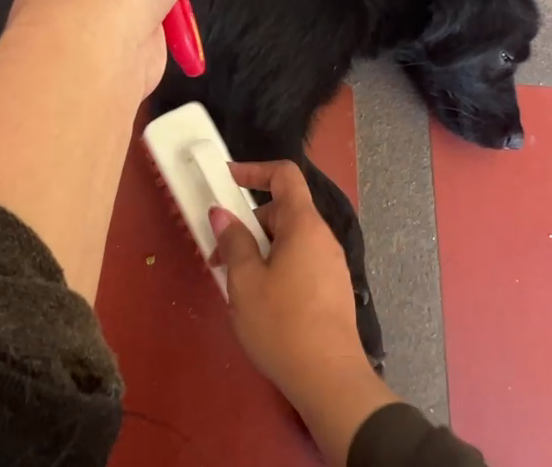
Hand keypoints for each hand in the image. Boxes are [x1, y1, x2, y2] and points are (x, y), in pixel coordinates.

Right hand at [212, 161, 397, 465]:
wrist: (330, 382)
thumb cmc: (282, 325)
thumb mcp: (245, 281)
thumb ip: (233, 241)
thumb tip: (222, 214)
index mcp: (303, 225)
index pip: (284, 176)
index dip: (254, 170)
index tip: (225, 180)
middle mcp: (322, 238)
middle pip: (282, 210)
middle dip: (248, 223)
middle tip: (218, 252)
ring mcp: (331, 265)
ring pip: (289, 240)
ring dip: (259, 249)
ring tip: (234, 283)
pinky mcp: (333, 290)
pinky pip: (299, 262)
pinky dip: (275, 267)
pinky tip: (259, 300)